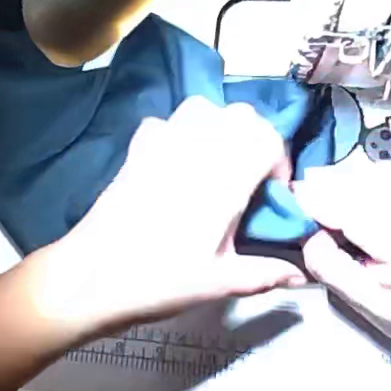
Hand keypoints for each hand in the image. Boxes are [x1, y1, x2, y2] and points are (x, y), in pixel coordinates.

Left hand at [26, 96, 306, 335]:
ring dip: (219, 128)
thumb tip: (299, 276)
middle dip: (255, 140)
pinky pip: (166, 122)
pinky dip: (180, 132)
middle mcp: (197, 147)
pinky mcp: (135, 150)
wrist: (92, 275)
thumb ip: (264, 272)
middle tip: (249, 179)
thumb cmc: (159, 279)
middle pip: (242, 116)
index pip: (270, 139)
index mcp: (226, 175)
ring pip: (204, 109)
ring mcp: (162, 142)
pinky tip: (176, 164)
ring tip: (216, 165)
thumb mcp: (219, 282)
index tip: (272, 193)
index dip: (279, 162)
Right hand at [294, 138, 390, 370]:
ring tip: (345, 192)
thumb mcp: (367, 307)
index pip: (354, 214)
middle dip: (335, 190)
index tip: (293, 194)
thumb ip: (331, 266)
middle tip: (311, 196)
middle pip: (371, 189)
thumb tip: (309, 229)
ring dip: (364, 178)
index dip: (318, 202)